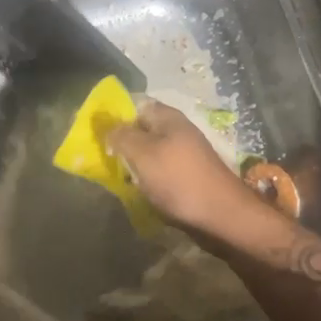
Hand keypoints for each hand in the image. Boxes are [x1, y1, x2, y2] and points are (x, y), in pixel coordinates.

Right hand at [106, 99, 274, 239]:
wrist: (222, 216)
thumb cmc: (179, 180)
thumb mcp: (143, 154)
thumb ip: (121, 136)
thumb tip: (107, 126)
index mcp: (168, 118)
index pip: (135, 104)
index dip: (116, 115)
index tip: (98, 132)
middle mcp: (177, 131)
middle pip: (141, 129)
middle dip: (122, 142)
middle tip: (105, 157)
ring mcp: (184, 154)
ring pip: (149, 152)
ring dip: (133, 163)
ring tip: (119, 177)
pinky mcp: (187, 176)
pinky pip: (159, 170)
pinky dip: (147, 178)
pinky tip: (139, 190)